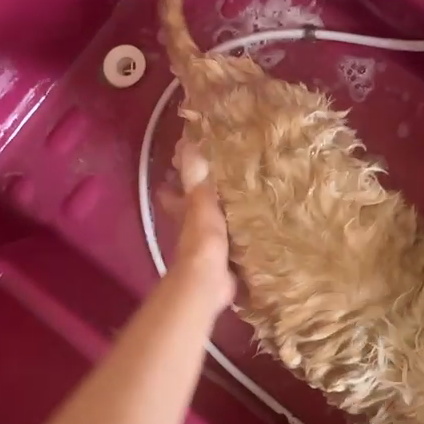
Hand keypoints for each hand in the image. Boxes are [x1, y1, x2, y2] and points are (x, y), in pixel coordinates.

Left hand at [165, 140, 234, 310]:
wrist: (210, 281)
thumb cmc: (202, 238)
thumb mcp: (201, 202)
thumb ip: (197, 177)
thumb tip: (186, 143)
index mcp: (182, 212)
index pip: (171, 191)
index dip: (172, 180)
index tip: (180, 164)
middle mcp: (189, 229)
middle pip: (189, 209)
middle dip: (197, 198)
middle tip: (216, 179)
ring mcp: (205, 247)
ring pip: (210, 225)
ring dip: (221, 216)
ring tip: (240, 200)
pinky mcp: (222, 262)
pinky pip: (230, 243)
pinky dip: (237, 236)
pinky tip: (252, 228)